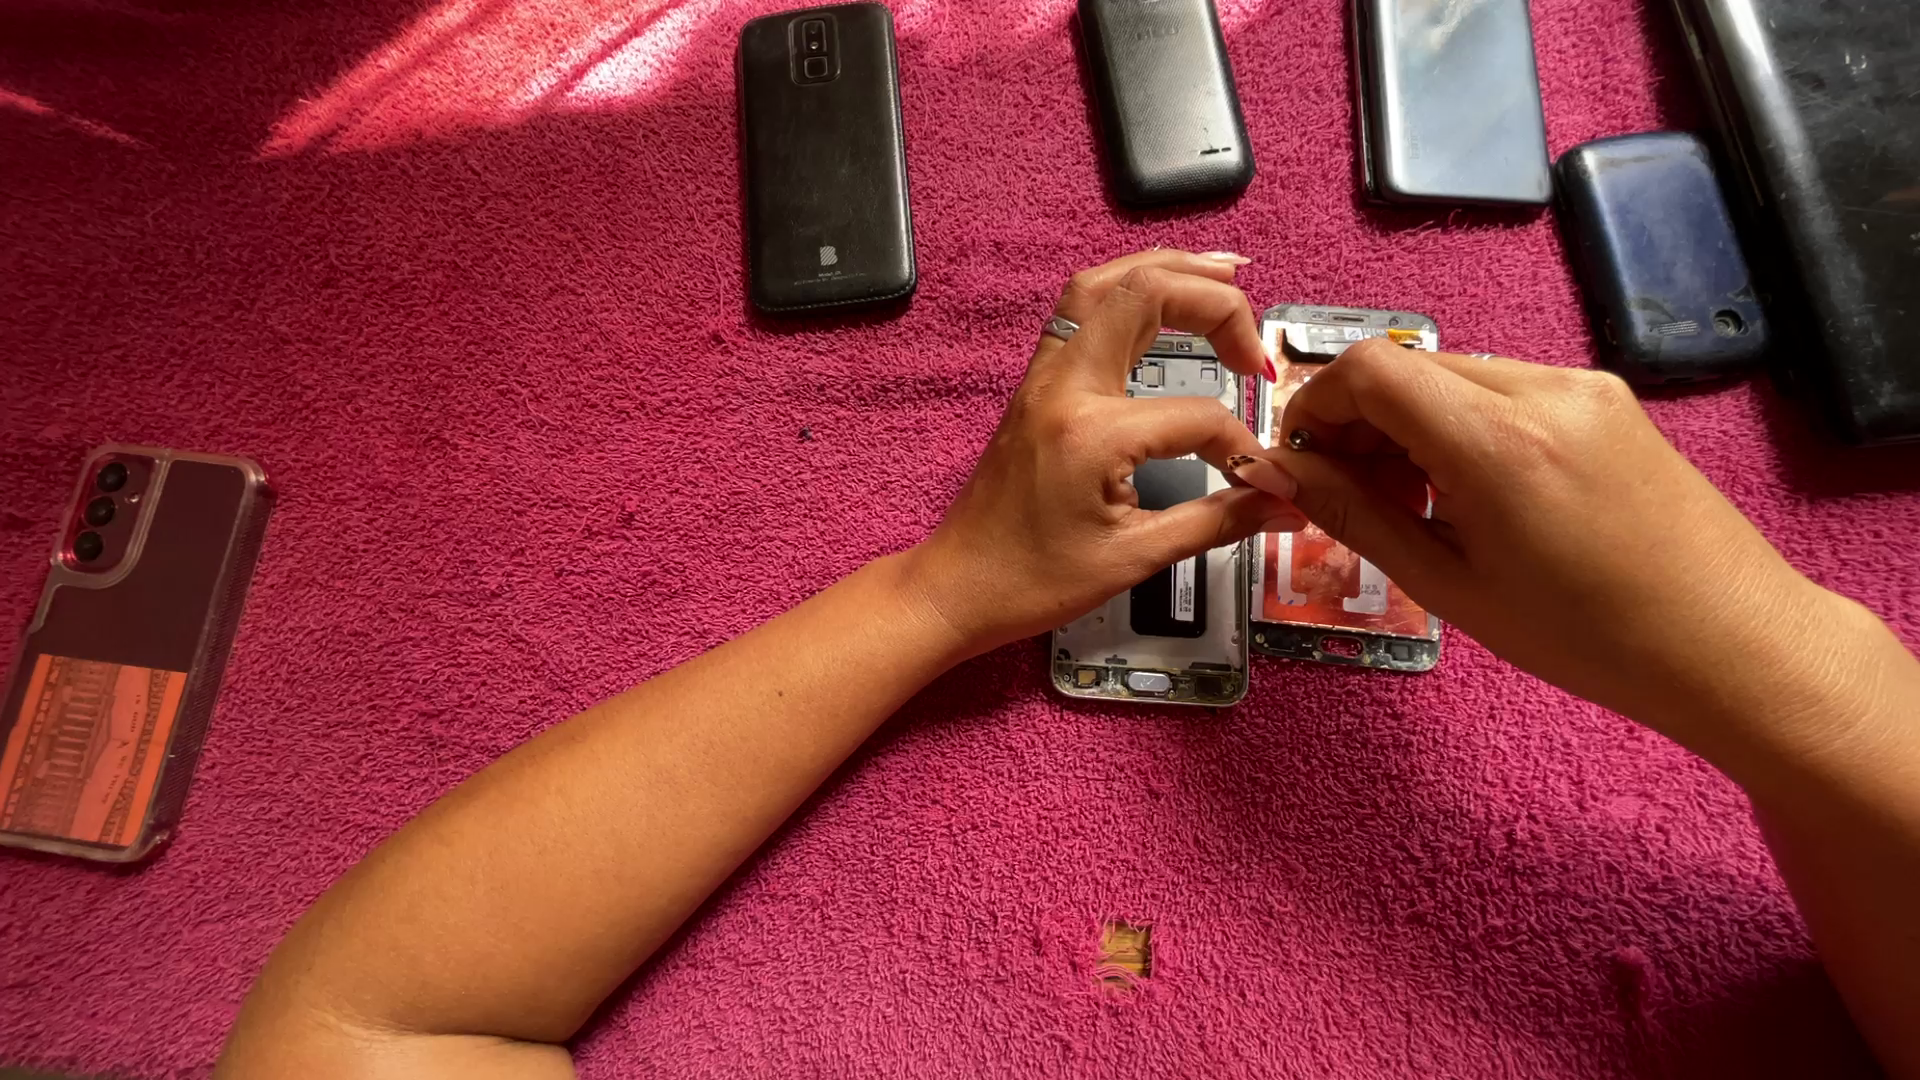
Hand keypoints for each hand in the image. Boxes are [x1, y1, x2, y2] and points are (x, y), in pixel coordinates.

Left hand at [905, 250, 1303, 655]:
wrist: (956, 586)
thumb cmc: (1034, 582)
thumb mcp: (1132, 558)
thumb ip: (1216, 522)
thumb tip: (1284, 503)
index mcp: (1091, 432)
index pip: (1195, 414)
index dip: (1242, 447)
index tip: (1265, 479)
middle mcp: (1063, 387)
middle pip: (1144, 293)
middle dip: (1214, 300)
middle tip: (1253, 344)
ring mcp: (1040, 380)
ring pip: (1101, 286)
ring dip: (1165, 274)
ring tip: (1222, 282)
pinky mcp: (1031, 387)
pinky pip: (1077, 314)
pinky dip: (1125, 295)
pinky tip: (1157, 311)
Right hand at [1235, 338, 1834, 738]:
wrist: (1733, 643)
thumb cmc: (1581, 633)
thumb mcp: (1442, 582)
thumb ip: (1351, 513)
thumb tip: (1275, 471)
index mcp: (1499, 442)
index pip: (1367, 369)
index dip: (1313, 405)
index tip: (1303, 460)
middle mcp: (1542, 390)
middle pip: (1399, 368)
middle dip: (1351, 422)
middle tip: (1349, 492)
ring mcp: (1579, 386)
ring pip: (1440, 375)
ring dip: (1396, 425)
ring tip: (1406, 497)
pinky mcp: (1598, 396)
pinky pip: (1488, 388)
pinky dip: (1444, 424)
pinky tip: (1455, 485)